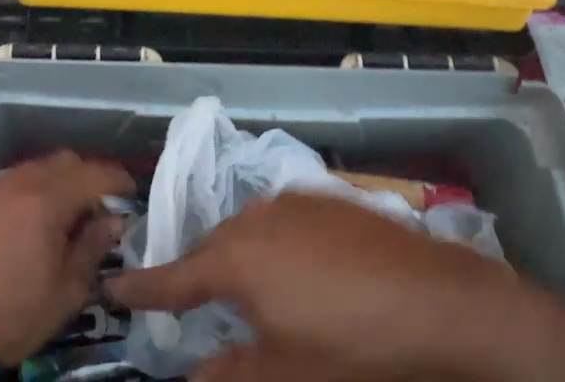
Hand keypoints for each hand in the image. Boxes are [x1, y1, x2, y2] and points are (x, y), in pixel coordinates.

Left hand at [0, 152, 131, 364]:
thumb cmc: (14, 314)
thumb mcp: (67, 291)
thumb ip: (93, 247)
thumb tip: (112, 220)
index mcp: (47, 201)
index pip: (94, 173)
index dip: (117, 178)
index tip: (129, 192)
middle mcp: (19, 183)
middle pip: (64, 162)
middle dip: (87, 177)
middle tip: (97, 207)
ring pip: (36, 168)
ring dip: (57, 183)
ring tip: (63, 216)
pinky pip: (11, 182)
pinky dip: (29, 191)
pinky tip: (29, 221)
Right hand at [105, 191, 564, 381]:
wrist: (450, 308)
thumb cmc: (358, 349)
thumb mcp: (287, 375)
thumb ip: (230, 374)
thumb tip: (190, 377)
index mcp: (239, 258)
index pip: (174, 277)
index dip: (143, 288)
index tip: (115, 290)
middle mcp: (261, 217)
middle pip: (214, 246)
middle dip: (198, 273)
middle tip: (187, 299)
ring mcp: (301, 203)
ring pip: (251, 228)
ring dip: (240, 255)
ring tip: (246, 286)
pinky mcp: (336, 201)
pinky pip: (286, 219)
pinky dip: (276, 242)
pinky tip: (299, 267)